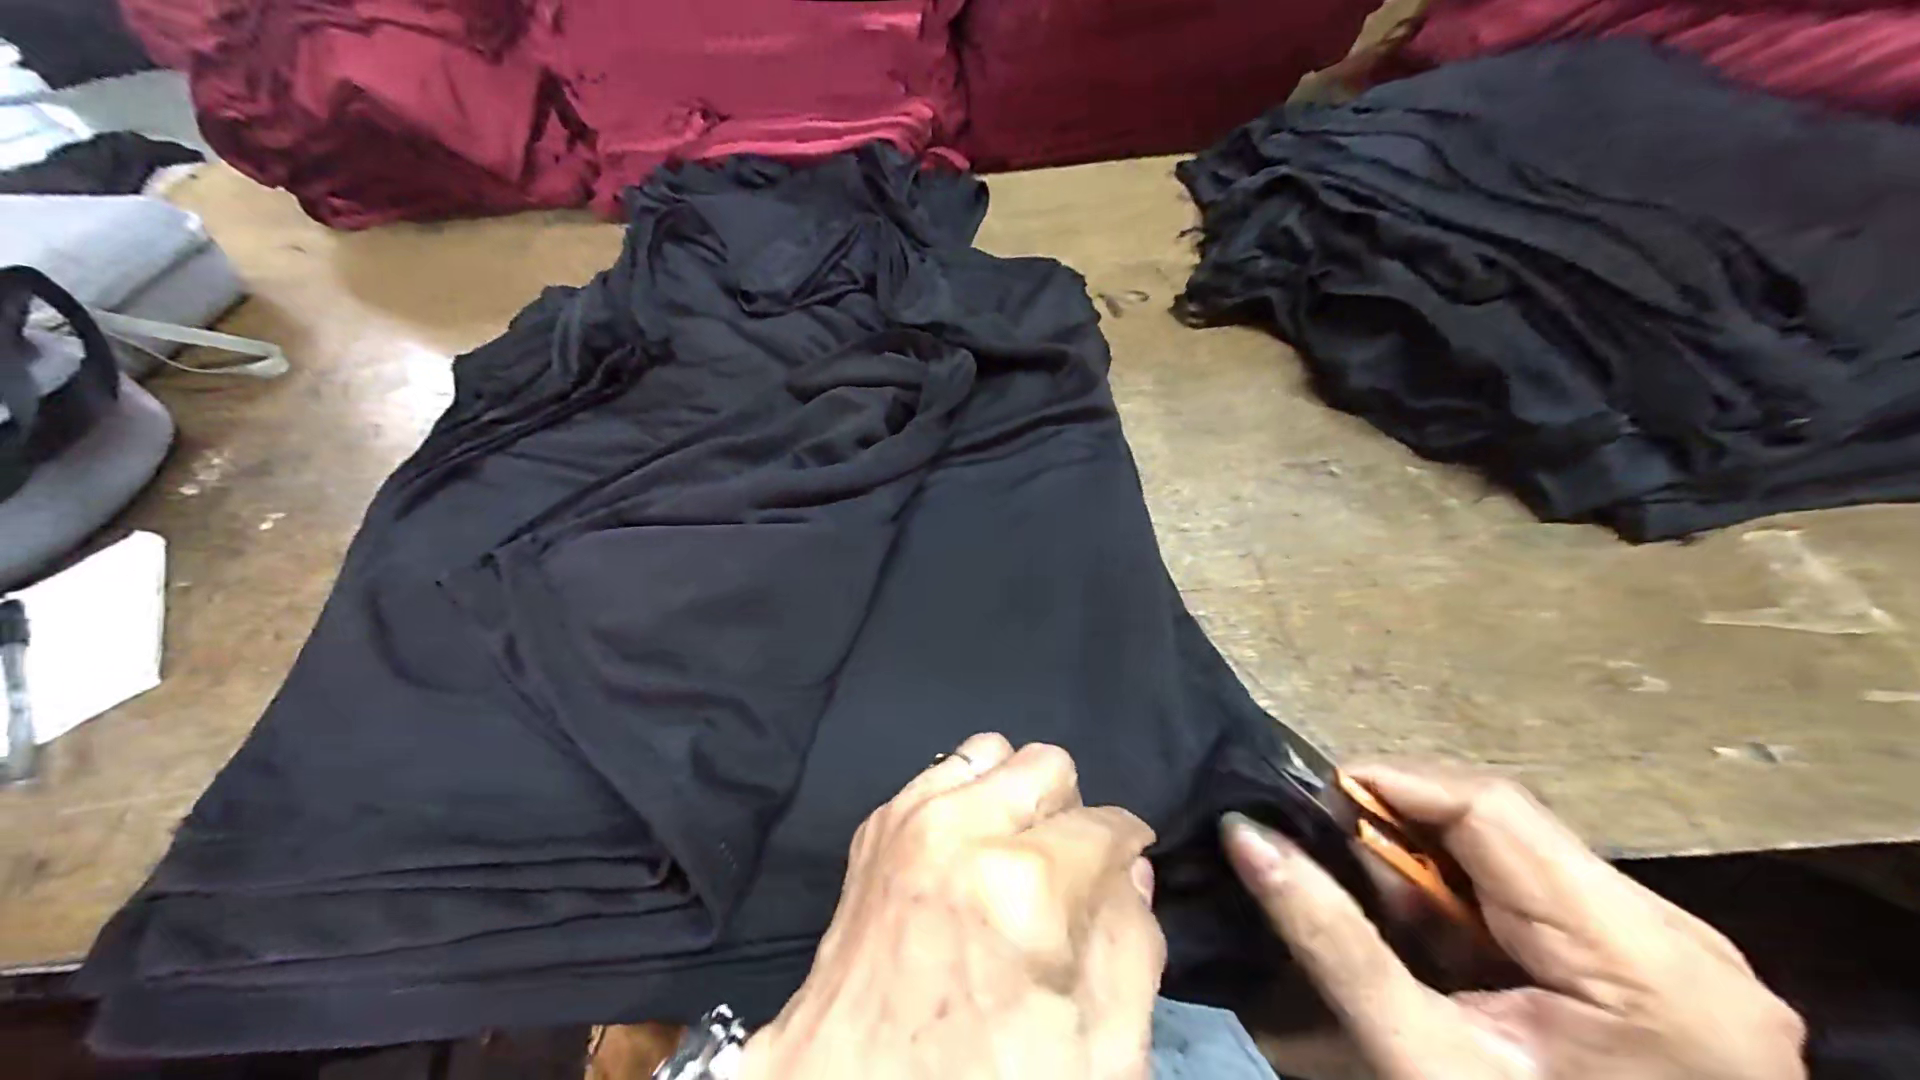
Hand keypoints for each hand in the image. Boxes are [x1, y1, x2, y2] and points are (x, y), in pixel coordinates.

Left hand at [742, 733, 1163, 1079]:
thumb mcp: (1100, 1054)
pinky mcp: (875, 827)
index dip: (1126, 844)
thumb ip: (1133, 947)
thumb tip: (1129, 869)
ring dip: (1012, 794)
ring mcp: (908, 820)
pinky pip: (940, 773)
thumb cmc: (986, 1078)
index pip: (1105, 824)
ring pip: (989, 752)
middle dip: (1067, 811)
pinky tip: (966, 851)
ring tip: (1012, 851)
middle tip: (1061, 866)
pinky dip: (965, 798)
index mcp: (1023, 883)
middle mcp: (960, 828)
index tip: (1122, 860)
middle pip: (1046, 763)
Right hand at [1222, 765, 1806, 1079]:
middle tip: (1331, 864)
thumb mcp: (1420, 1062)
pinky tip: (1436, 940)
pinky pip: (1532, 888)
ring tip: (1382, 913)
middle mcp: (1682, 938)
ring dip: (1427, 864)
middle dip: (1400, 829)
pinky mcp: (1655, 966)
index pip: (1491, 805)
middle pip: (1504, 822)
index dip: (1387, 783)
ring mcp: (1677, 952)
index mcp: (1650, 962)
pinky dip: (1462, 896)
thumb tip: (1243, 833)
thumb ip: (1331, 938)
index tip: (1308, 806)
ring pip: (1512, 848)